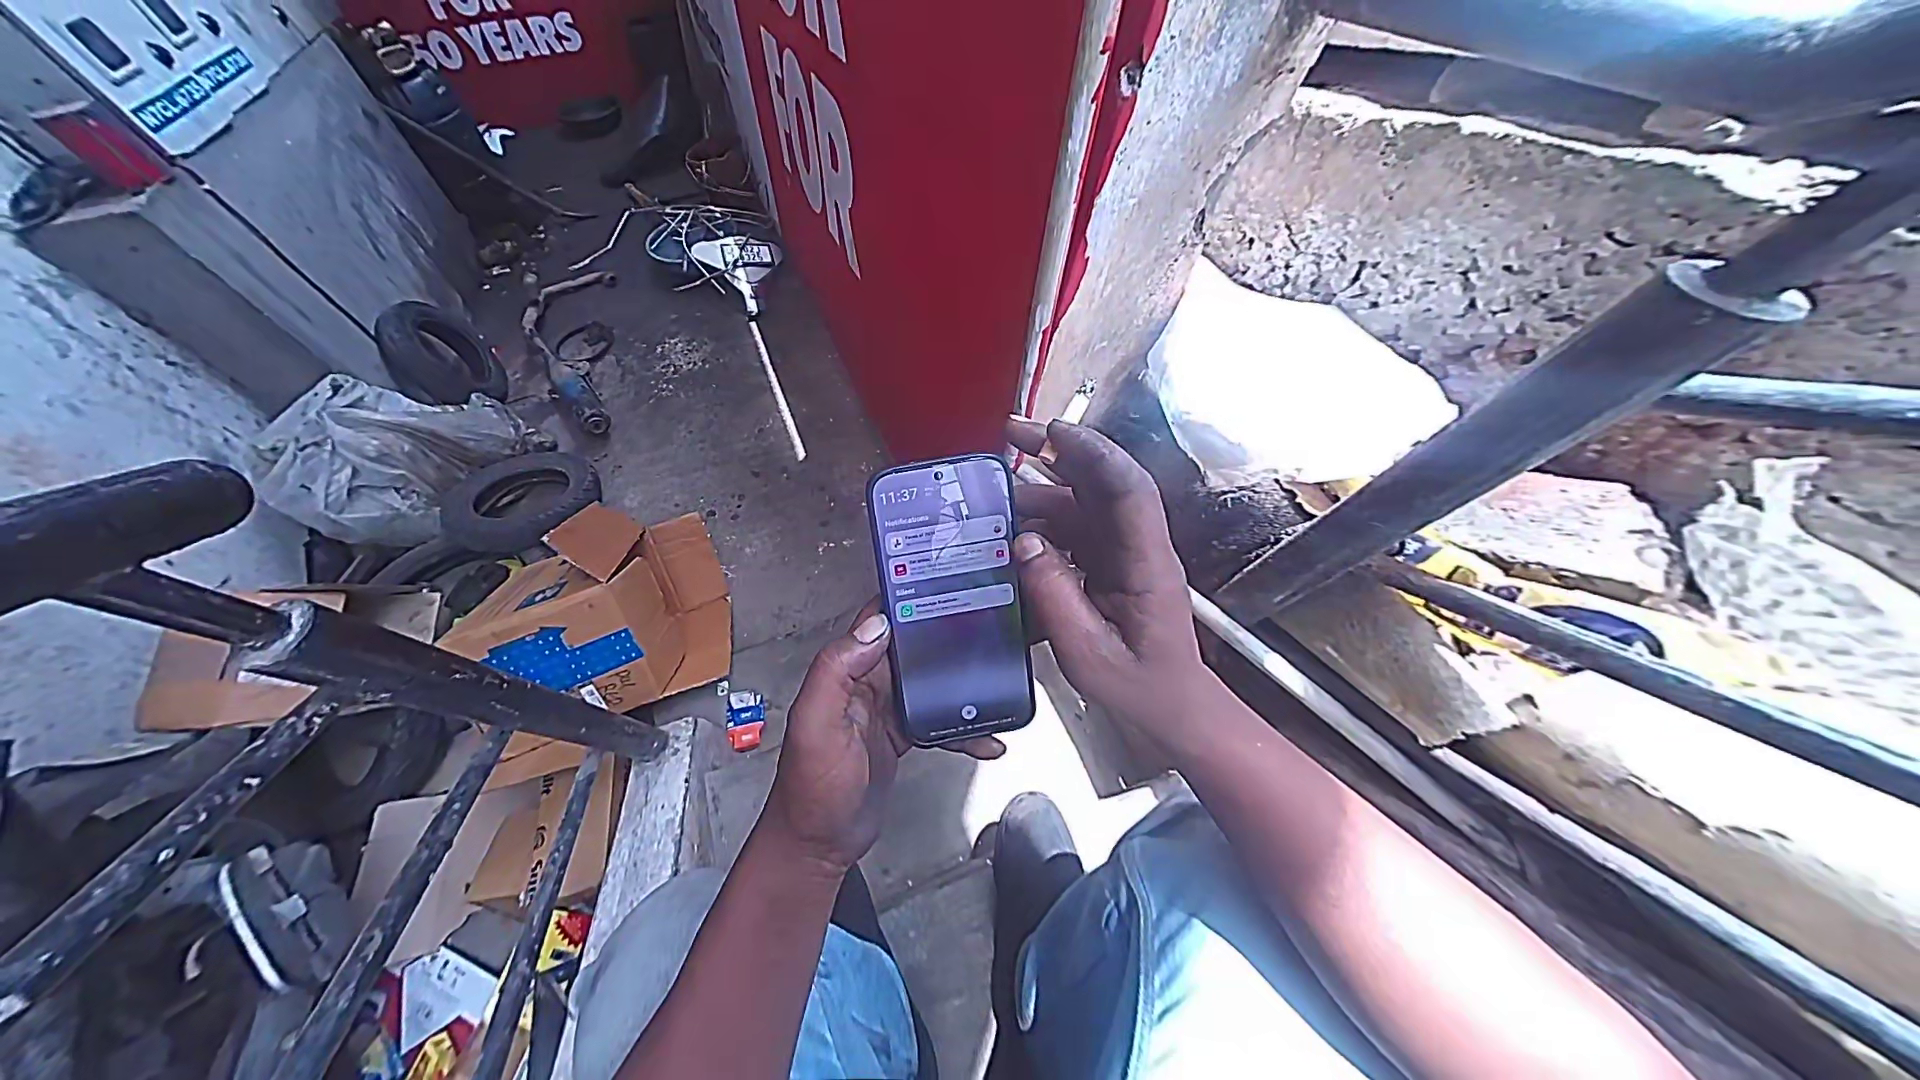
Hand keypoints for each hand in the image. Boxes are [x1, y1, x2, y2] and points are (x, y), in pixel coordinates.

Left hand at [762, 600, 1003, 873]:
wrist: (819, 844)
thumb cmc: (811, 791)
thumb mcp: (816, 726)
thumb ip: (836, 671)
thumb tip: (874, 626)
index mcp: (845, 672)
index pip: (877, 621)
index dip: (906, 599)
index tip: (940, 583)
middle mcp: (866, 683)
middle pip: (912, 646)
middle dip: (944, 634)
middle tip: (985, 625)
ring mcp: (886, 709)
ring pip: (930, 679)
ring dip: (960, 681)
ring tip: (994, 679)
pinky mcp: (901, 733)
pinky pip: (937, 718)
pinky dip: (961, 727)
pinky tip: (985, 738)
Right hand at [1007, 418, 1213, 751]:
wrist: (1174, 709)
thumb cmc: (1144, 688)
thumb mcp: (1089, 654)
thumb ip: (1054, 598)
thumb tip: (1024, 545)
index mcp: (1148, 565)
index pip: (1127, 490)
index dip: (1092, 454)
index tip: (1052, 433)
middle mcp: (1139, 549)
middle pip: (1104, 482)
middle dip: (1060, 450)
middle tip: (1014, 433)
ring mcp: (1125, 555)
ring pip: (1084, 504)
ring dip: (1043, 489)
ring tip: (998, 491)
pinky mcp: (1112, 566)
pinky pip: (1076, 531)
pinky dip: (1044, 523)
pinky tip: (1015, 530)